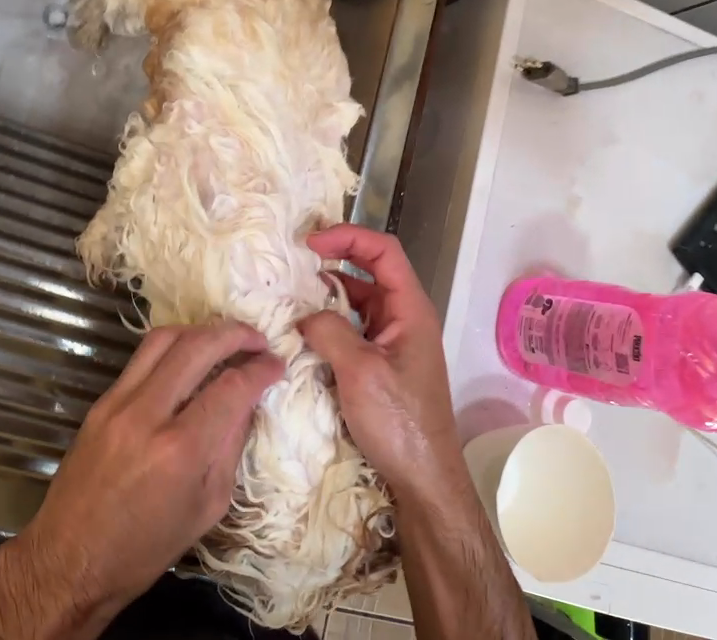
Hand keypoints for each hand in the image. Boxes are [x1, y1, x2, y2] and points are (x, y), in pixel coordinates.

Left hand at [18, 322, 284, 613]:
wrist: (71, 559)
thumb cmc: (145, 548)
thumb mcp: (207, 507)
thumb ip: (230, 447)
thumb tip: (247, 402)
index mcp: (181, 449)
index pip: (231, 387)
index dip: (261, 370)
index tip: (277, 364)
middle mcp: (148, 414)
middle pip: (197, 346)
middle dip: (235, 334)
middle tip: (258, 340)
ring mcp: (118, 402)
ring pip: (164, 338)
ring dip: (201, 331)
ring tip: (225, 339)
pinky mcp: (101, 401)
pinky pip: (141, 357)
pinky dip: (172, 347)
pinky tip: (189, 357)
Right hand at [299, 225, 467, 501]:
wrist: (423, 479)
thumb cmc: (399, 422)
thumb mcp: (360, 372)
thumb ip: (329, 331)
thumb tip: (304, 317)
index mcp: (410, 310)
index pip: (384, 251)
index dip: (349, 237)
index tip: (311, 244)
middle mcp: (404, 318)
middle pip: (371, 270)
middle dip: (336, 257)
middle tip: (296, 259)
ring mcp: (393, 341)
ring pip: (359, 300)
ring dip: (328, 292)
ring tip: (292, 292)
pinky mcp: (381, 364)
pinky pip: (353, 328)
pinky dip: (329, 321)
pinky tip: (304, 329)